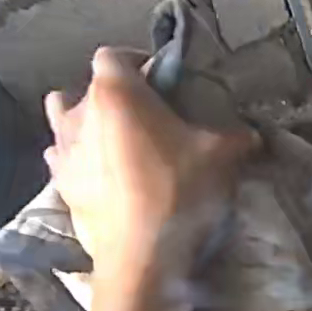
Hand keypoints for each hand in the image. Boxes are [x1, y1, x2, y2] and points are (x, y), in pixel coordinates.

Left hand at [44, 48, 251, 282]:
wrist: (143, 255)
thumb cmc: (179, 192)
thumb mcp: (222, 158)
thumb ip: (237, 137)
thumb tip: (252, 134)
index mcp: (115, 93)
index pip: (115, 55)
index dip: (139, 64)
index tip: (163, 83)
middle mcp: (78, 112)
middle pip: (87, 88)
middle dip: (115, 98)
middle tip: (147, 120)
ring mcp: (62, 150)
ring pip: (65, 121)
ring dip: (89, 126)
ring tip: (120, 147)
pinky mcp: (59, 185)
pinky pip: (65, 159)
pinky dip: (83, 161)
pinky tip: (106, 178)